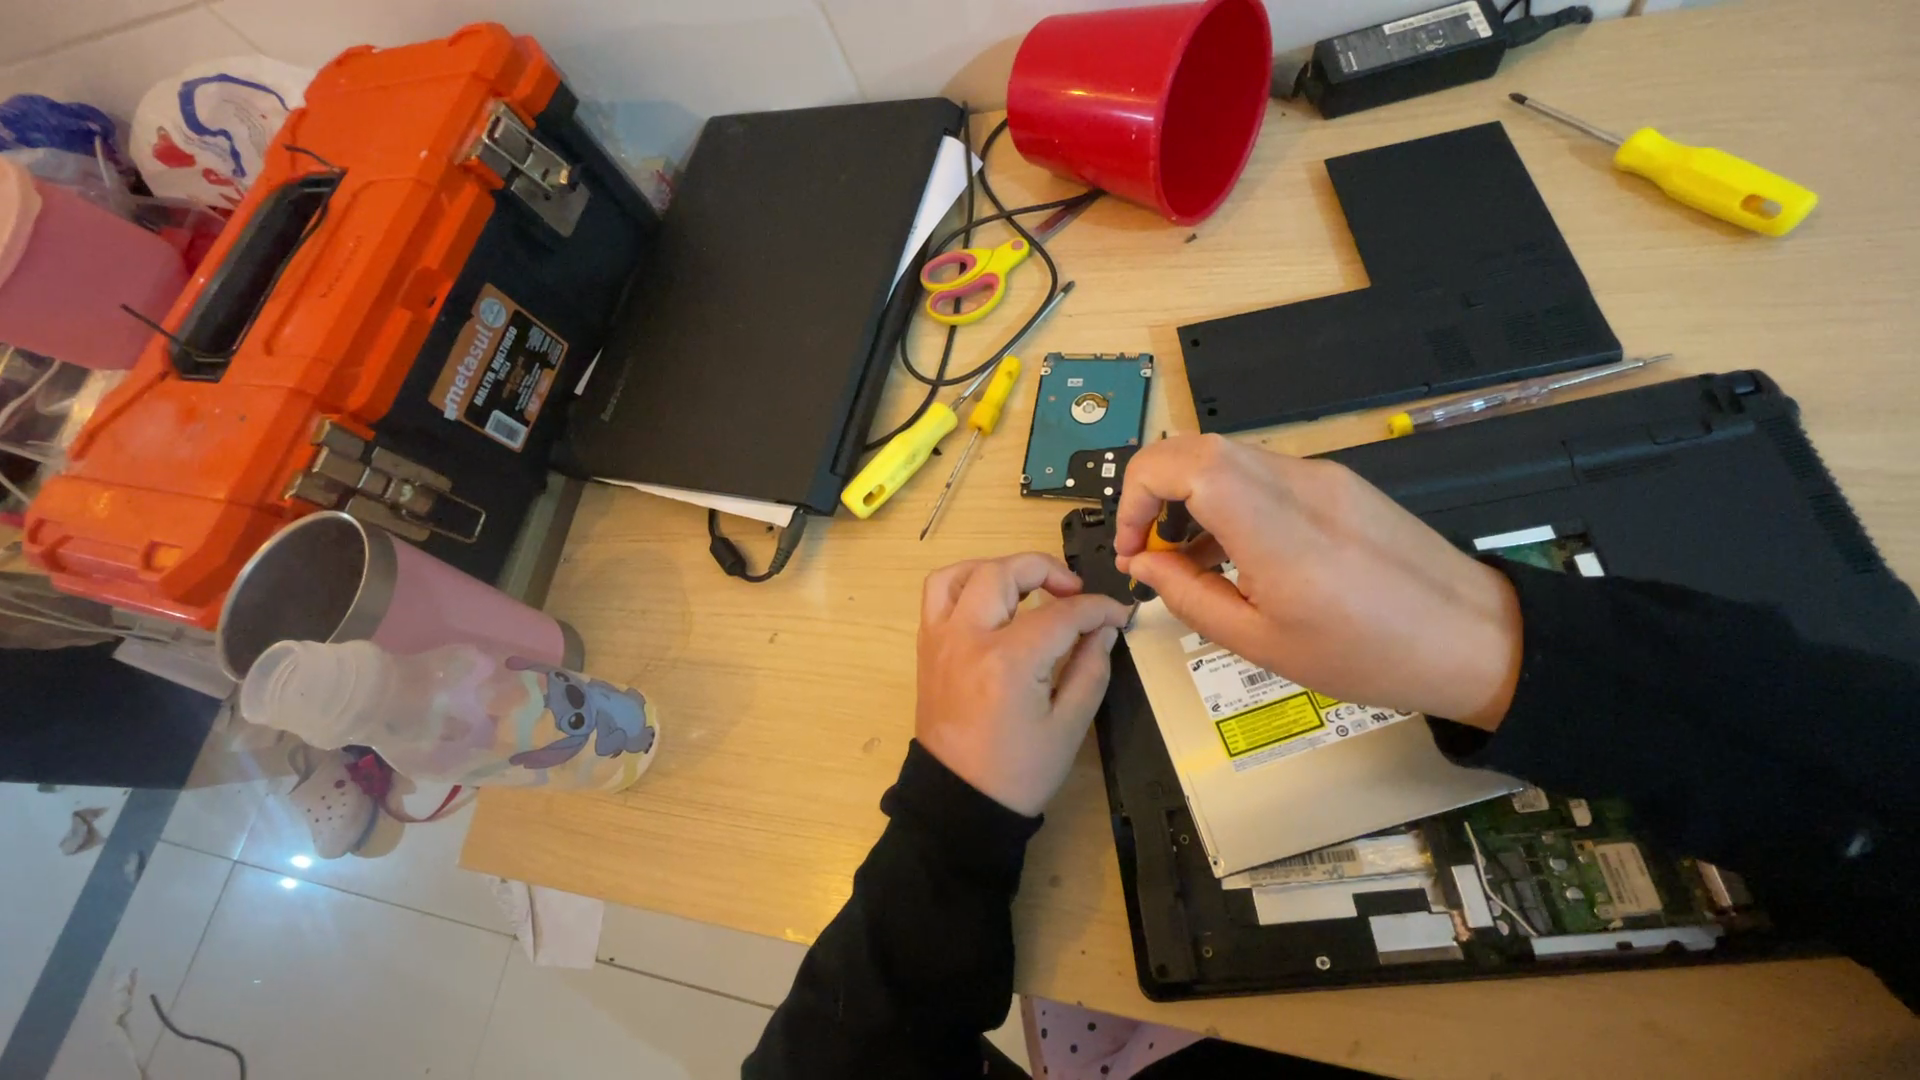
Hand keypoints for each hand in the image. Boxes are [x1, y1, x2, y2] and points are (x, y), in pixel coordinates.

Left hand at [916, 554, 1133, 815]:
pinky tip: (992, 600)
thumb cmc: (1019, 772)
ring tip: (1026, 586)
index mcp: (1008, 662)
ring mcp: (940, 640)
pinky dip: (965, 583)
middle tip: (1073, 592)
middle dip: (1045, 569)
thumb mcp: (1070, 726)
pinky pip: (937, 595)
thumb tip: (1103, 628)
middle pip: (1003, 573)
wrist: (957, 802)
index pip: (1061, 614)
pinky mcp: (926, 647)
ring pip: (960, 573)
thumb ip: (1090, 668)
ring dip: (998, 568)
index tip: (1118, 614)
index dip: (1097, 608)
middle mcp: (968, 638)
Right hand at [1113, 436, 1522, 729]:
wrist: (1476, 640)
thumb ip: (1188, 595)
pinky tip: (1232, 552)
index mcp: (1273, 527)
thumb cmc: (1366, 655)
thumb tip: (1142, 561)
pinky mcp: (1335, 482)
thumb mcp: (1261, 643)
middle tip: (1149, 548)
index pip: (1180, 462)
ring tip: (1188, 559)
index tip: (1132, 545)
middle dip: (1151, 491)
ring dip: (1187, 495)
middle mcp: (1294, 482)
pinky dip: (1224, 500)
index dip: (1137, 493)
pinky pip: (1260, 473)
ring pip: (1224, 456)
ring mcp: (1318, 475)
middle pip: (1194, 447)